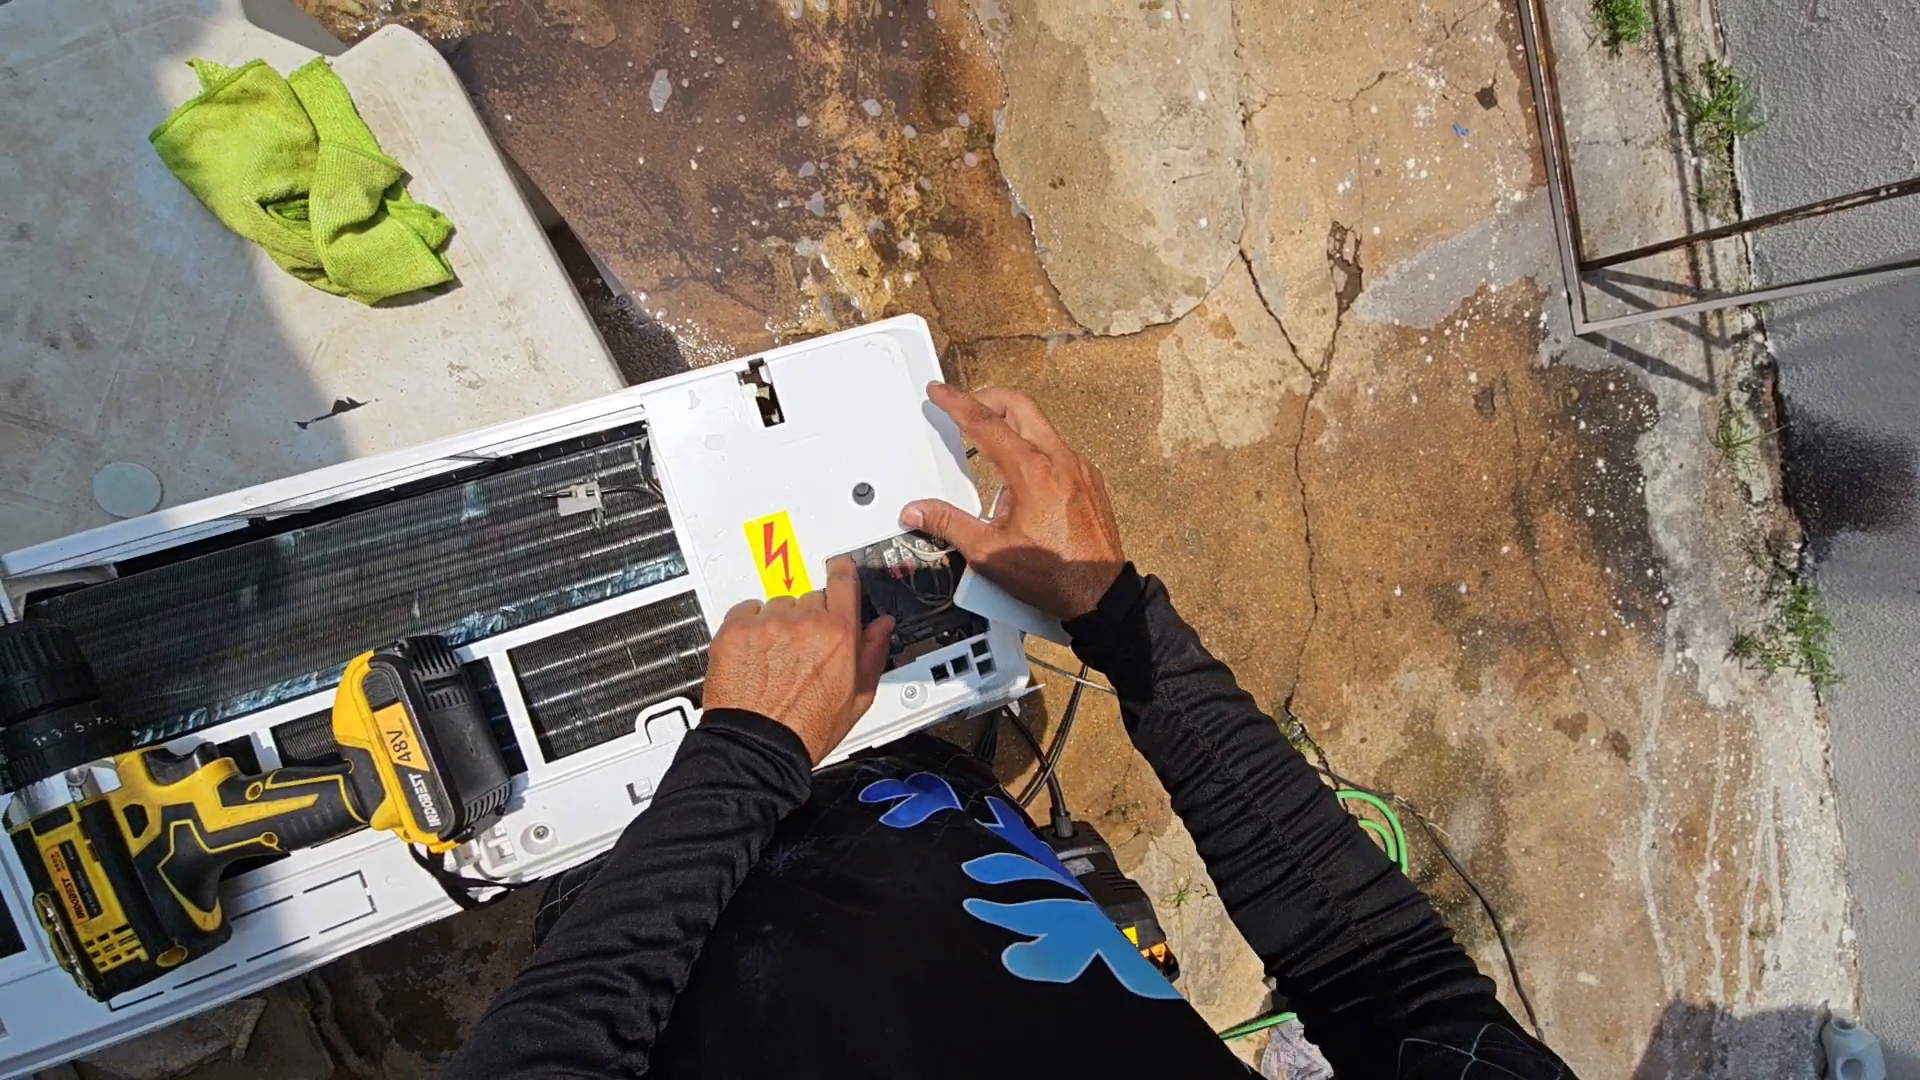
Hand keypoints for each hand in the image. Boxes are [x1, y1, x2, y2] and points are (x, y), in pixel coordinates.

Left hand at [703, 557, 894, 764]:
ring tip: (776, 656)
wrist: (758, 748)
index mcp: (839, 634)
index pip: (843, 580)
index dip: (841, 571)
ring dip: (779, 622)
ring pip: (778, 604)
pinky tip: (755, 653)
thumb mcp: (858, 696)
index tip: (838, 568)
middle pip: (811, 597)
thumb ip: (873, 653)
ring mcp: (768, 624)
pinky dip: (750, 626)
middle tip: (804, 647)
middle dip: (810, 616)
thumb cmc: (807, 729)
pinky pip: (747, 610)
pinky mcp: (736, 630)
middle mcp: (804, 622)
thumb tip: (881, 626)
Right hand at [901, 383, 1124, 619]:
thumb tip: (918, 512)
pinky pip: (1057, 449)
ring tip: (988, 444)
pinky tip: (1021, 476)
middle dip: (988, 399)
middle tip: (965, 407)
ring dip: (1012, 424)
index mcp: (1032, 472)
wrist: (1101, 594)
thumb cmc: (1054, 575)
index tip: (941, 393)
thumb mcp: (989, 552)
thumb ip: (949, 525)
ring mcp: (1079, 468)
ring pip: (1041, 425)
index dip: (957, 404)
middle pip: (1019, 406)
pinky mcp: (1089, 480)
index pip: (985, 424)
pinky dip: (1034, 447)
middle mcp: (1059, 460)